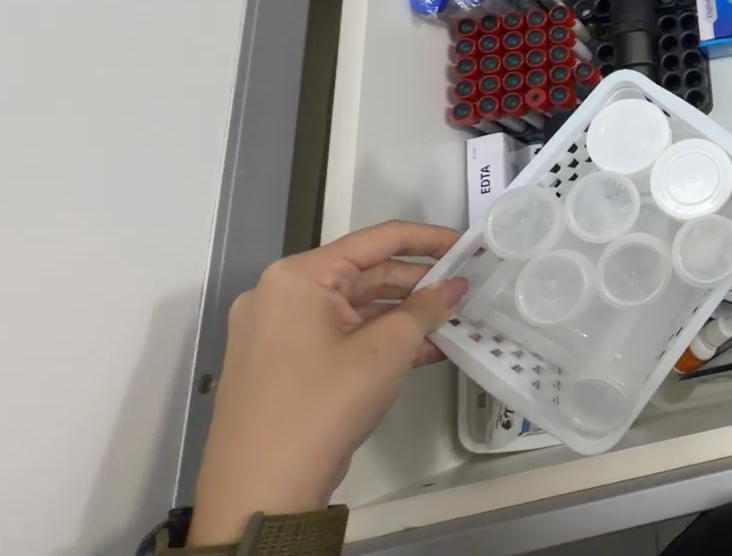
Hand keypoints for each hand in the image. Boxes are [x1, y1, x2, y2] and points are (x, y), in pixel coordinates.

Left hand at [188, 222, 466, 544]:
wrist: (260, 493)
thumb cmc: (322, 403)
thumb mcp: (387, 348)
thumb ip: (427, 306)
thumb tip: (457, 284)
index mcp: (298, 278)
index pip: (378, 239)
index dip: (431, 239)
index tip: (471, 247)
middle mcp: (282, 295)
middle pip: (368, 272)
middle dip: (421, 284)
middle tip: (468, 289)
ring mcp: (279, 331)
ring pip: (360, 305)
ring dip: (407, 314)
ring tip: (455, 321)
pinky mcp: (286, 362)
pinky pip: (345, 333)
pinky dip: (383, 338)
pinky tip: (427, 349)